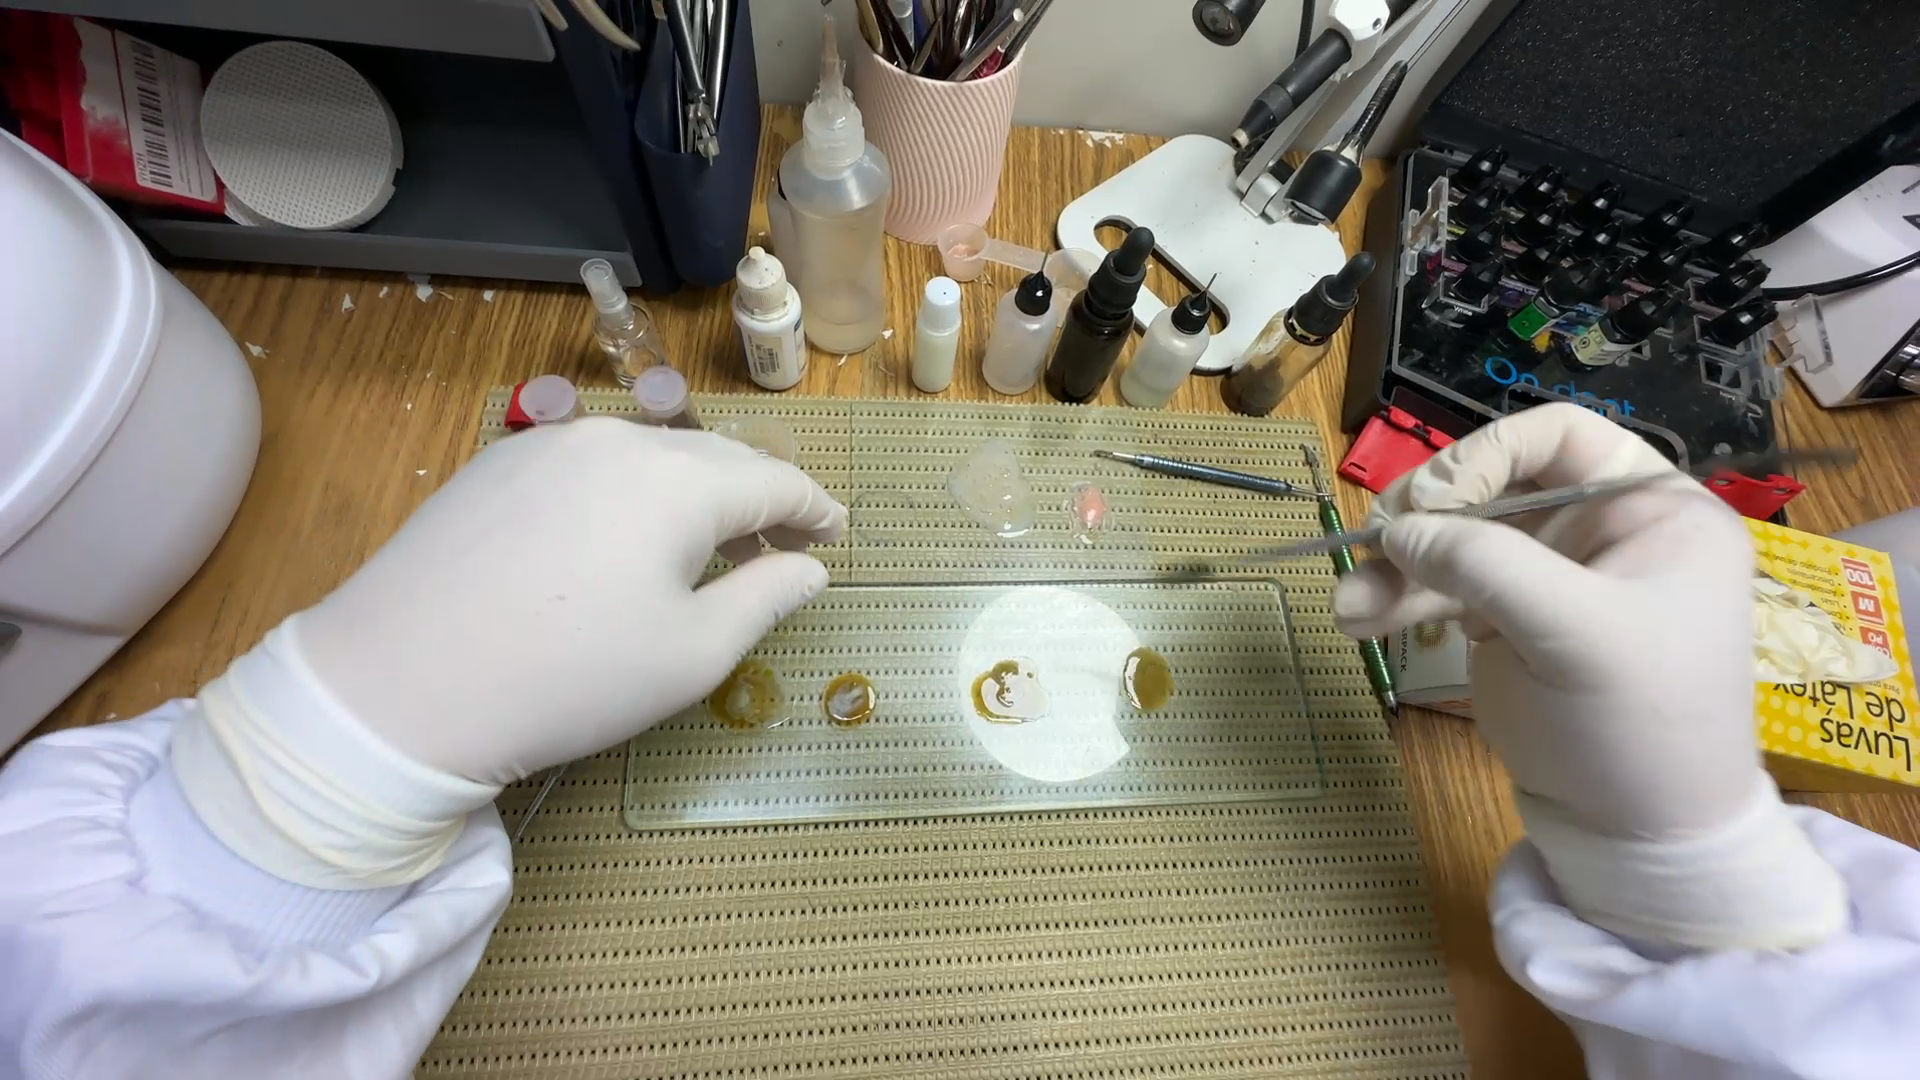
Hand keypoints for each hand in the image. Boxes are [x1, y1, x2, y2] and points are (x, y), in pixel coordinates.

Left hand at [171, 419, 845, 886]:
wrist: (391, 693)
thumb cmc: (571, 679)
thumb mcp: (695, 653)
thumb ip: (768, 597)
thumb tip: (809, 568)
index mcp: (677, 482)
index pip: (776, 481)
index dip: (816, 508)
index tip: (836, 535)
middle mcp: (620, 440)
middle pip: (720, 461)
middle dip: (763, 502)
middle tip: (783, 547)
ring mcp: (552, 443)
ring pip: (658, 457)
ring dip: (700, 497)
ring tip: (709, 548)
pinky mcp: (502, 463)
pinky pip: (599, 464)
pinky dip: (639, 493)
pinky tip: (628, 538)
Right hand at [1332, 404, 1845, 949]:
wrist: (1629, 827)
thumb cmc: (1638, 725)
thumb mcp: (1578, 636)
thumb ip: (1486, 567)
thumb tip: (1397, 530)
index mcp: (1644, 509)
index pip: (1553, 436)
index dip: (1483, 456)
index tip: (1432, 506)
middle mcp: (1587, 528)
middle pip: (1479, 484)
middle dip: (1417, 519)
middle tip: (1371, 548)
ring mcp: (1536, 570)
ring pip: (1442, 537)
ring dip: (1387, 567)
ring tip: (1349, 606)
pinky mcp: (1495, 611)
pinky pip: (1428, 583)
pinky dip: (1389, 597)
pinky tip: (1356, 620)